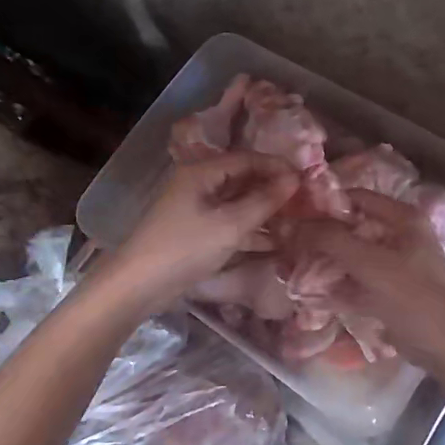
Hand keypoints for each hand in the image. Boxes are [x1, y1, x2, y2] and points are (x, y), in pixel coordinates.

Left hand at [97, 152, 299, 311]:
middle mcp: (199, 183)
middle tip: (304, 200)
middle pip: (242, 178)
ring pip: (237, 201)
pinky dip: (250, 228)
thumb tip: (294, 178)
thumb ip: (264, 200)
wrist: (138, 285)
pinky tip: (273, 241)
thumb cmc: (185, 248)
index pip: (248, 158)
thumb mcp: (230, 225)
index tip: (306, 179)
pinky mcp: (196, 231)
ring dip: (263, 210)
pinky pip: (229, 221)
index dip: (277, 167)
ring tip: (295, 220)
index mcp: (202, 171)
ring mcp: (196, 208)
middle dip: (272, 188)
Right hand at [291, 189, 444, 371]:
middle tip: (287, 244)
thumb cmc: (411, 296)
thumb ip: (330, 240)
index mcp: (402, 218)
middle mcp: (399, 235)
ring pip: (351, 255)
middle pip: (351, 227)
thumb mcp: (369, 263)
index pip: (356, 198)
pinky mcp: (388, 290)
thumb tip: (291, 224)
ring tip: (291, 266)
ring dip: (324, 261)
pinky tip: (308, 290)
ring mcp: (394, 264)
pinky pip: (356, 280)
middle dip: (320, 237)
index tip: (294, 215)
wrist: (443, 347)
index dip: (325, 204)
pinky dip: (335, 283)